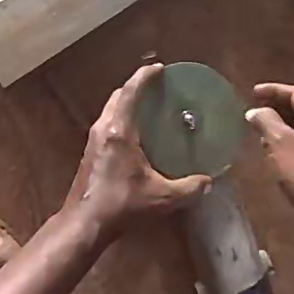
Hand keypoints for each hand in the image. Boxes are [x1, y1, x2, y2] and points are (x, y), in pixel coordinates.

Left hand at [66, 64, 211, 232]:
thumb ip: (188, 188)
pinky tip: (136, 131)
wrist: (84, 224)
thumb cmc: (121, 204)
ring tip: (148, 104)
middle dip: (136, 85)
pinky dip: (122, 116)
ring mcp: (94, 139)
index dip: (145, 76)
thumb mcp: (161, 197)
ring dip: (127, 100)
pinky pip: (108, 121)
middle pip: (118, 96)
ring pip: (111, 109)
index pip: (130, 92)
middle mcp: (104, 128)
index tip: (160, 68)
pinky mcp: (91, 151)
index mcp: (119, 130)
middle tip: (156, 85)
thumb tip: (208, 182)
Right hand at [247, 83, 293, 225]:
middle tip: (252, 106)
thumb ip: (265, 120)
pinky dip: (281, 138)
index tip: (252, 92)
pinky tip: (267, 146)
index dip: (273, 89)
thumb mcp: (279, 142)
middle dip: (274, 105)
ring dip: (276, 122)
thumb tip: (254, 111)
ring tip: (256, 125)